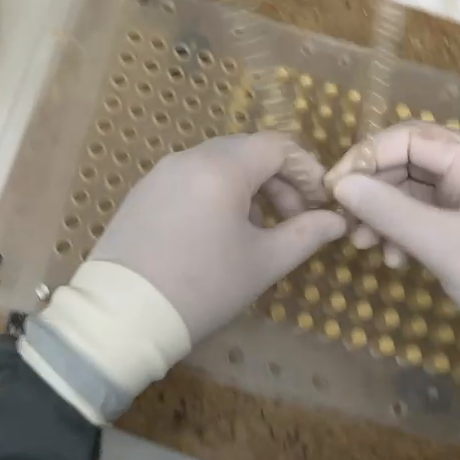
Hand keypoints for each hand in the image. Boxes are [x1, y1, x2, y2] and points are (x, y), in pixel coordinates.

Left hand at [94, 133, 347, 341]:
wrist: (123, 313)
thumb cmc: (203, 287)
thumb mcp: (263, 263)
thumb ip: (305, 234)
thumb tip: (336, 221)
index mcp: (222, 168)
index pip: (276, 145)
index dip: (306, 169)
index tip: (320, 202)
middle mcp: (188, 158)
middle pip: (246, 151)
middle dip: (277, 180)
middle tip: (293, 219)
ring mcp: (160, 173)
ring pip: (216, 164)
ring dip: (246, 188)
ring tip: (257, 231)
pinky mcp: (141, 193)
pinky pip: (189, 179)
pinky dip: (214, 194)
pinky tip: (218, 233)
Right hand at [324, 121, 459, 365]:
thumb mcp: (450, 248)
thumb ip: (391, 211)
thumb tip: (339, 184)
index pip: (414, 139)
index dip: (369, 155)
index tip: (334, 186)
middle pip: (410, 165)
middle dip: (374, 189)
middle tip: (345, 221)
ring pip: (413, 196)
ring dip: (383, 216)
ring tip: (364, 246)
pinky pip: (424, 223)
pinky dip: (402, 236)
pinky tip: (393, 260)